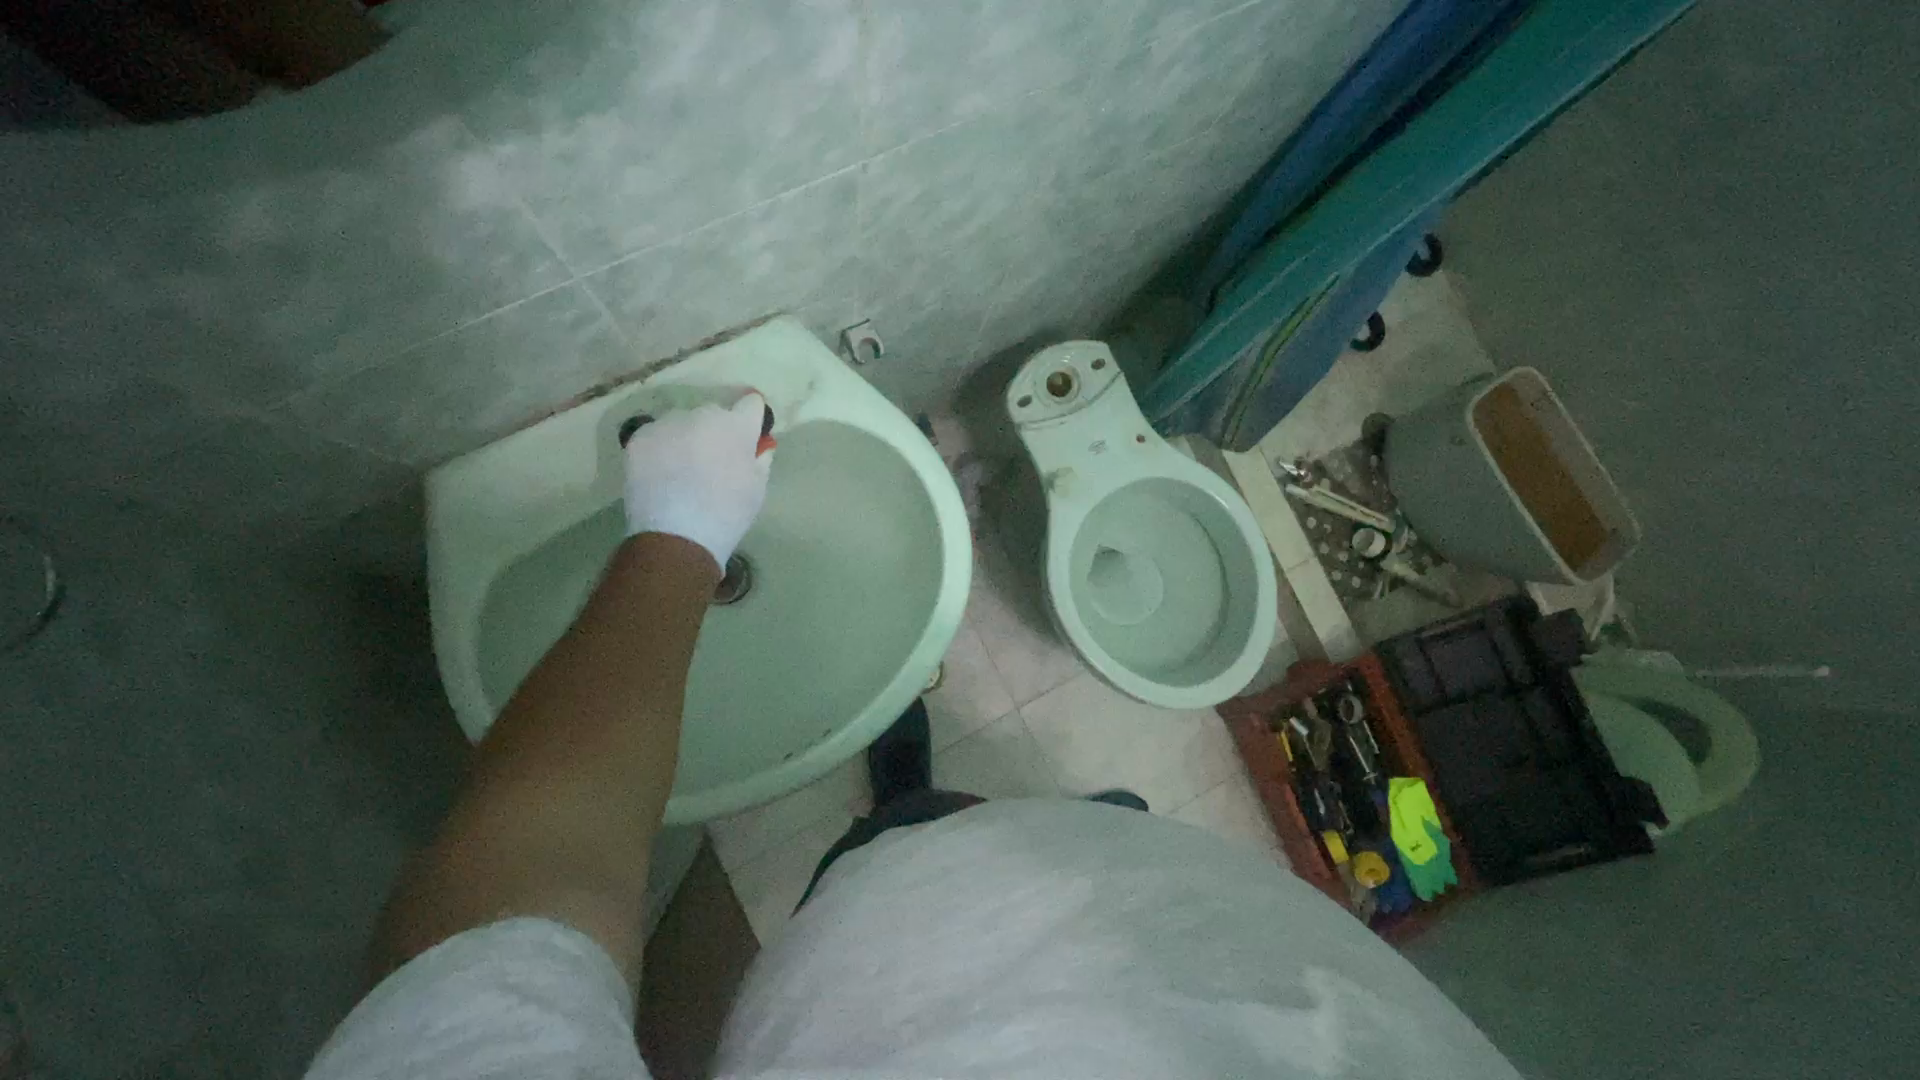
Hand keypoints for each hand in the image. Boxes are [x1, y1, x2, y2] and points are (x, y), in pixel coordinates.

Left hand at [621, 392, 771, 572]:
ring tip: (680, 470)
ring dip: (685, 438)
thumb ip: (760, 459)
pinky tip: (660, 475)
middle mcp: (703, 414)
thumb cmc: (727, 514)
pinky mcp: (640, 437)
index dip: (751, 418)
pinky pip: (655, 435)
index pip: (751, 404)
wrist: (676, 536)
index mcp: (737, 426)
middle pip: (713, 414)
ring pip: (681, 423)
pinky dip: (659, 449)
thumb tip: (758, 446)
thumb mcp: (757, 489)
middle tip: (711, 461)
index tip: (748, 435)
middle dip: (715, 432)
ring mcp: (668, 423)